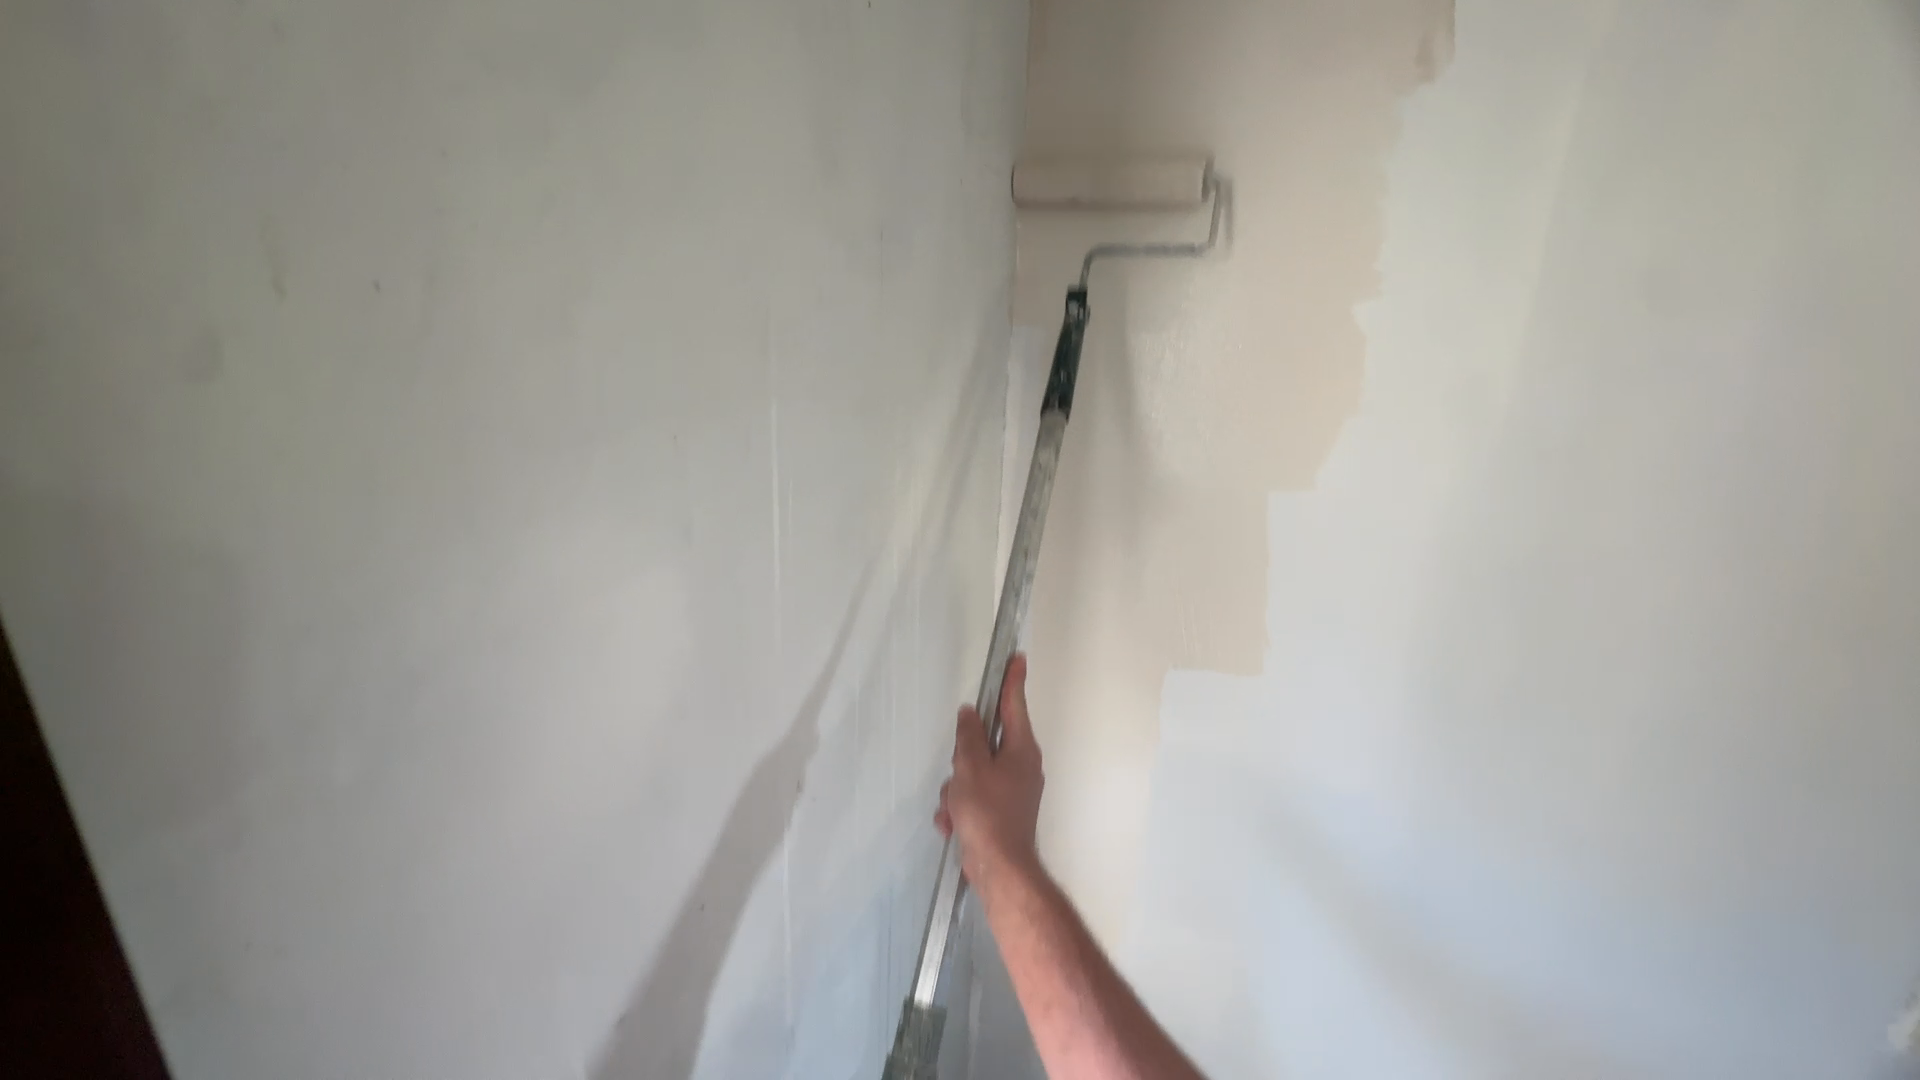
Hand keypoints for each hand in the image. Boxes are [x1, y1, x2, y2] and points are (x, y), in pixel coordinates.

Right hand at [935, 653, 1044, 888]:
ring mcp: (1013, 790)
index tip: (1017, 658)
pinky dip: (959, 809)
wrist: (998, 870)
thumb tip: (969, 714)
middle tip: (956, 771)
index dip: (1012, 680)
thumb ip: (968, 737)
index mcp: (1021, 749)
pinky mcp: (1001, 811)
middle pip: (986, 742)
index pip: (1014, 704)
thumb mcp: (970, 768)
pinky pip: (973, 797)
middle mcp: (1022, 765)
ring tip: (954, 809)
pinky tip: (953, 825)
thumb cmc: (987, 813)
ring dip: (956, 789)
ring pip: (973, 773)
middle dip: (962, 759)